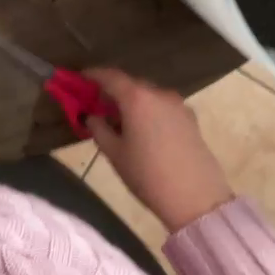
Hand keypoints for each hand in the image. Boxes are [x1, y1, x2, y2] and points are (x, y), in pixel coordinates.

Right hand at [83, 68, 235, 231]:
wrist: (196, 199)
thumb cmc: (147, 175)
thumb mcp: (114, 153)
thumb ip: (98, 128)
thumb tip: (92, 116)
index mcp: (137, 98)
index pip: (109, 76)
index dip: (92, 75)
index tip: (79, 80)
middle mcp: (159, 94)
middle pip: (130, 84)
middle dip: (111, 91)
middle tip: (96, 105)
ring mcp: (178, 105)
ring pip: (147, 96)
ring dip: (131, 102)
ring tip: (118, 121)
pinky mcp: (190, 119)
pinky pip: (162, 107)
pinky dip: (148, 111)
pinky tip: (142, 130)